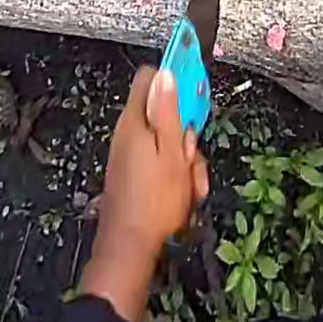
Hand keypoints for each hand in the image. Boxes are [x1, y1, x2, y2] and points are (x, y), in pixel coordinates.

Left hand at [79, 66, 209, 321]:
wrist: (130, 250)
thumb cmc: (154, 200)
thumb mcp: (171, 151)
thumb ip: (169, 109)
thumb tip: (166, 71)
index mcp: (135, 120)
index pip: (150, 76)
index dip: (174, 79)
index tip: (193, 95)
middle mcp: (129, 132)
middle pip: (165, 112)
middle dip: (185, 132)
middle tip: (189, 156)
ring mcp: (130, 154)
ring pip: (167, 140)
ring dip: (184, 160)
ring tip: (189, 185)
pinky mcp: (134, 173)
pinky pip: (161, 162)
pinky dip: (175, 175)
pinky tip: (182, 196)